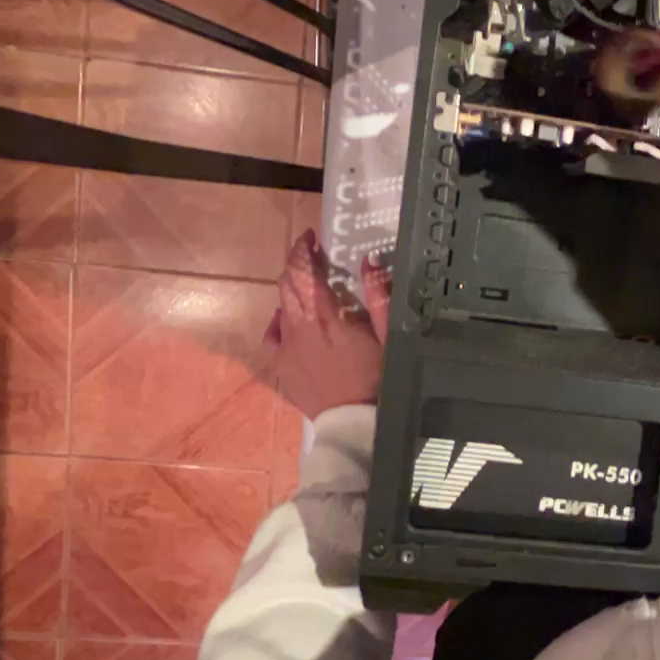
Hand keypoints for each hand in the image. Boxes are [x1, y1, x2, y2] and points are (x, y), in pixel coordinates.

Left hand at [264, 230, 391, 420]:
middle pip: (288, 284)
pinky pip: (272, 335)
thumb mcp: (387, 333)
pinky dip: (279, 321)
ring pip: (281, 306)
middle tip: (312, 258)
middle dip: (297, 265)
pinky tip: (287, 320)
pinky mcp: (281, 366)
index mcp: (325, 316)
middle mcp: (298, 326)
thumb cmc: (377, 377)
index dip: (303, 250)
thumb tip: (369, 261)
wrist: (355, 421)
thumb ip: (377, 295)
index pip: (304, 271)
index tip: (310, 238)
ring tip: (308, 289)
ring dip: (292, 291)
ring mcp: (285, 347)